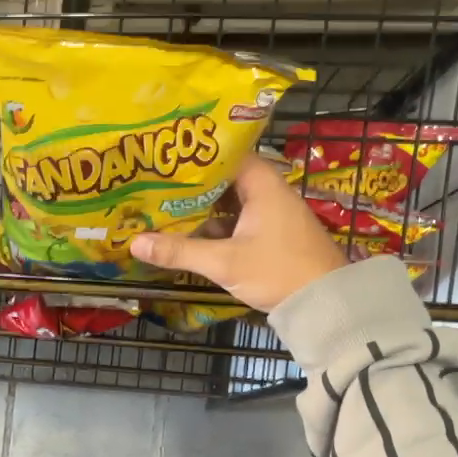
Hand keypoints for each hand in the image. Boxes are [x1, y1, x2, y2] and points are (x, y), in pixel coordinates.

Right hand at [128, 159, 347, 311]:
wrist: (323, 301)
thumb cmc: (277, 271)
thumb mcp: (224, 261)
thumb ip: (179, 252)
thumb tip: (134, 242)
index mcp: (262, 185)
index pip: (226, 155)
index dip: (196, 156)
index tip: (165, 158)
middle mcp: (268, 193)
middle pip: (223, 180)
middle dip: (190, 186)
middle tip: (154, 186)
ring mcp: (270, 216)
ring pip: (228, 204)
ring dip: (199, 209)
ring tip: (161, 209)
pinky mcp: (269, 237)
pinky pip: (234, 223)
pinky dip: (212, 228)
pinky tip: (186, 236)